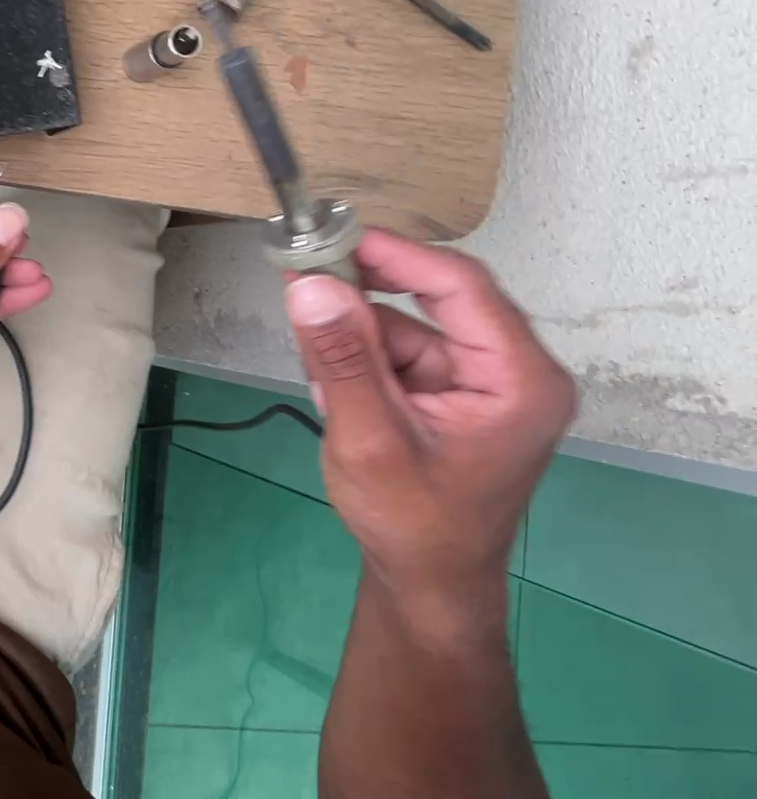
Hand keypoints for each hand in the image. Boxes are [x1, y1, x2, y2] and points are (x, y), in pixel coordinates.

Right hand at [284, 231, 575, 618]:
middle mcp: (507, 368)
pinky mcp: (445, 391)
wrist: (424, 578)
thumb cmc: (409, 519)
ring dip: (351, 338)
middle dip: (361, 294)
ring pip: (401, 324)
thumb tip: (308, 284)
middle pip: (430, 299)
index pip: (458, 286)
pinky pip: (392, 351)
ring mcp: (474, 379)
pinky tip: (331, 389)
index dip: (393, 253)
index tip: (324, 234)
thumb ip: (340, 359)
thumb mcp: (367, 438)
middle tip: (297, 278)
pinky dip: (353, 359)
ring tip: (319, 379)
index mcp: (518, 377)